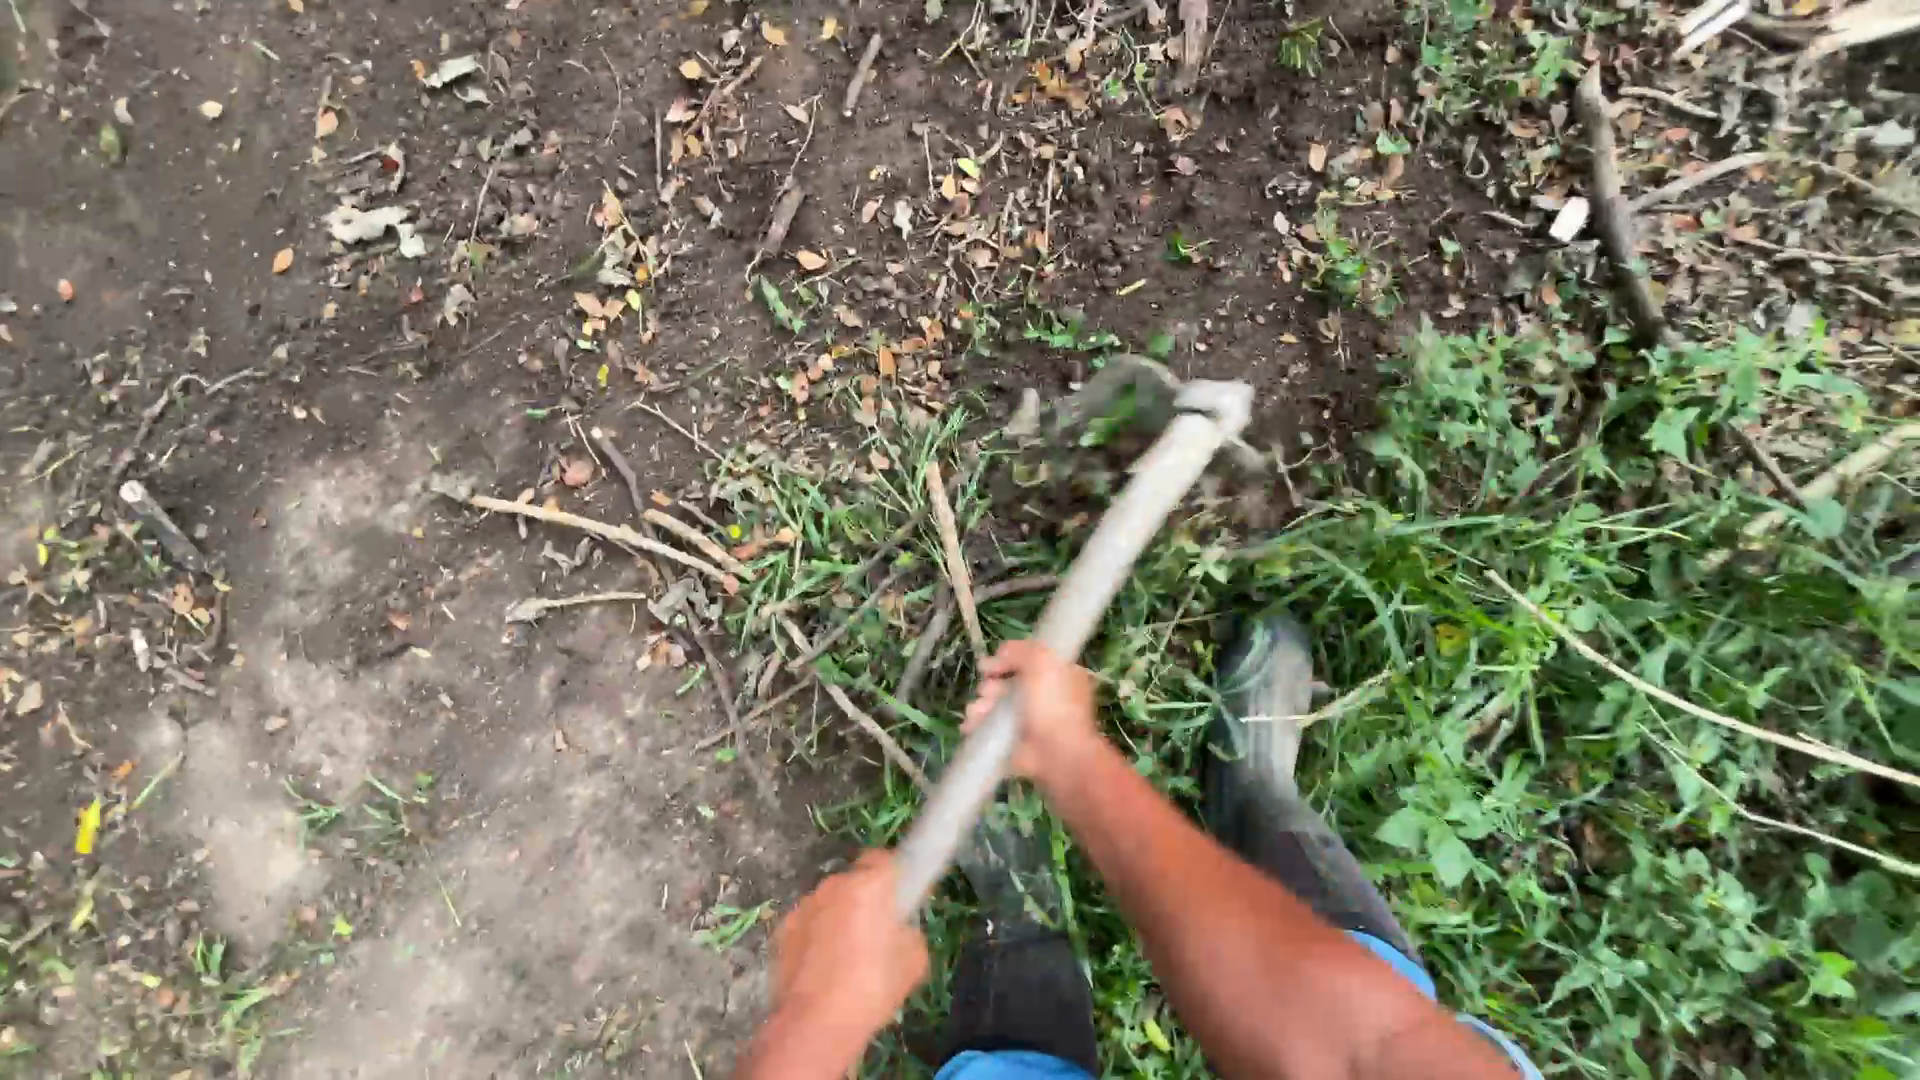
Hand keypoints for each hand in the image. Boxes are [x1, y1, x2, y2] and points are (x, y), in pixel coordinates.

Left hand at [768, 851, 927, 1049]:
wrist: (815, 1024)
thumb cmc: (871, 988)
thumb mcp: (914, 961)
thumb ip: (909, 932)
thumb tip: (899, 930)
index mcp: (871, 884)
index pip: (884, 859)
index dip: (893, 876)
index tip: (898, 899)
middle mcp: (835, 884)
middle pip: (855, 882)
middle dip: (865, 900)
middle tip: (875, 934)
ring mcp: (805, 905)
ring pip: (830, 903)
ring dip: (838, 918)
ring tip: (845, 958)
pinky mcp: (782, 929)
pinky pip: (808, 924)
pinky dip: (815, 937)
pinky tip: (821, 969)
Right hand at [965, 639, 1099, 784]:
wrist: (1058, 753)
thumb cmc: (1053, 703)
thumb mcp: (1042, 662)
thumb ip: (1020, 651)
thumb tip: (999, 655)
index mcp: (1059, 675)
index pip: (1028, 661)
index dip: (1006, 660)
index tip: (988, 665)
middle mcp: (1045, 697)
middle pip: (1008, 684)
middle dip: (990, 686)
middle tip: (986, 692)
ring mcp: (1030, 722)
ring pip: (996, 707)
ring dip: (981, 706)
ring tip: (977, 712)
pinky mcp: (1016, 743)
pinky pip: (991, 730)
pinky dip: (977, 726)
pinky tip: (970, 726)